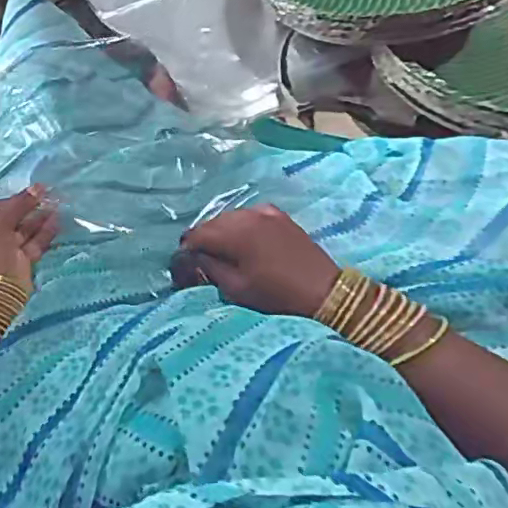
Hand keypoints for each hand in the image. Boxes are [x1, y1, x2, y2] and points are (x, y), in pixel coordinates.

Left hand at [0, 186, 59, 288]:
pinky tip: (57, 221)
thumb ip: (19, 204)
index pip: (0, 207)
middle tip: (53, 194)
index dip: (19, 198)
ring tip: (59, 205)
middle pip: (15, 217)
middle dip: (32, 206)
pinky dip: (46, 233)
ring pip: (27, 230)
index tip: (38, 190)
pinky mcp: (23, 263)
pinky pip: (35, 244)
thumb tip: (38, 187)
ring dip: (42, 218)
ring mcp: (9, 250)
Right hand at [176, 204, 338, 317]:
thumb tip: (191, 257)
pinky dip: (241, 227)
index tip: (183, 265)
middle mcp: (247, 216)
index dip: (186, 250)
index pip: (196, 235)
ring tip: (222, 253)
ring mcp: (265, 212)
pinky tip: (245, 242)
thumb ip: (209, 268)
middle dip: (203, 240)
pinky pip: (249, 216)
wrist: (324, 292)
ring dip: (221, 233)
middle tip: (200, 261)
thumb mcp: (236, 288)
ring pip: (230, 218)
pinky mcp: (279, 216)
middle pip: (211, 224)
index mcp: (234, 233)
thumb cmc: (276, 295)